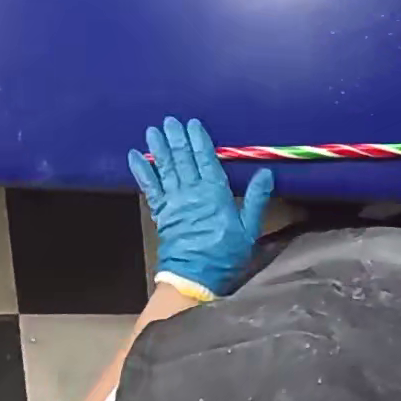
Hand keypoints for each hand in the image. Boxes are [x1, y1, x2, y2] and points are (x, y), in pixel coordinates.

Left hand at [128, 116, 273, 297]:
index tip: (192, 124)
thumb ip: (256, 200)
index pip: (207, 160)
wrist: (194, 279)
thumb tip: (266, 174)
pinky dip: (141, 171)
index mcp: (215, 194)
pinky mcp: (161, 213)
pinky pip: (149, 187)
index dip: (199, 141)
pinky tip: (134, 156)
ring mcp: (174, 202)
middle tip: (169, 121)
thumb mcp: (249, 230)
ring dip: (159, 148)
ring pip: (165, 168)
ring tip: (152, 131)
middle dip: (176, 139)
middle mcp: (192, 192)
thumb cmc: (225, 257)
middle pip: (183, 159)